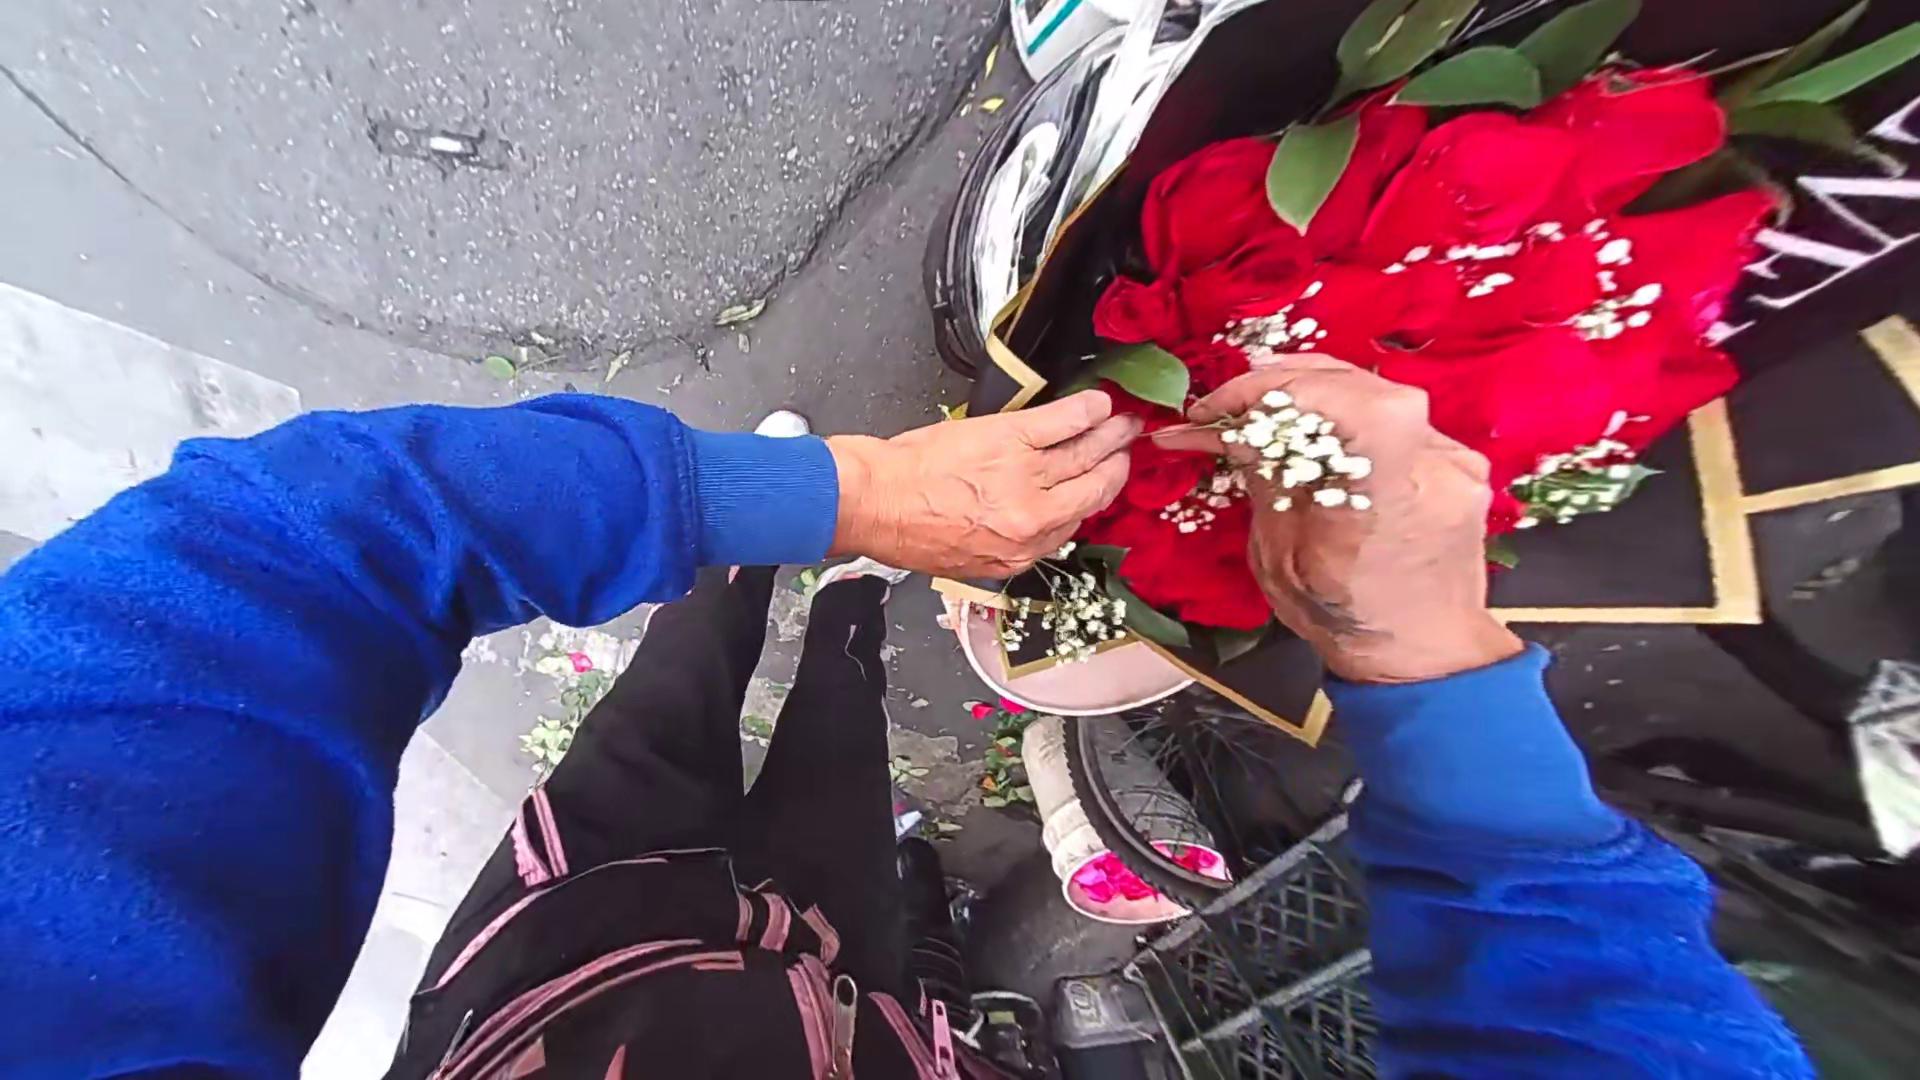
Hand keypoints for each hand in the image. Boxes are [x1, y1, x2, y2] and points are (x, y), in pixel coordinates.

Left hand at [826, 390, 1139, 577]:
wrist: (877, 502)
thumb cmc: (910, 531)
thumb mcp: (966, 560)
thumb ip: (1010, 548)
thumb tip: (1037, 528)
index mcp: (1020, 552)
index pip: (1073, 525)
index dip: (1089, 501)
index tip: (1098, 485)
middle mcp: (1032, 518)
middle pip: (1092, 490)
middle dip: (1116, 467)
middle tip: (1126, 450)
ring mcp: (1024, 476)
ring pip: (1084, 454)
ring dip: (1111, 436)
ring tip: (1126, 424)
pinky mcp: (1009, 439)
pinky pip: (1061, 423)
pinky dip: (1085, 411)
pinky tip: (1100, 404)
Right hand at [1162, 356, 1521, 683]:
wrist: (1422, 645)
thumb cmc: (1341, 616)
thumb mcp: (1279, 559)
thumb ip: (1266, 487)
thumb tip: (1234, 431)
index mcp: (1388, 508)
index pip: (1357, 411)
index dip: (1279, 392)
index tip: (1218, 411)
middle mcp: (1434, 470)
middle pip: (1358, 387)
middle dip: (1274, 385)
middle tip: (1219, 404)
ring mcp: (1451, 457)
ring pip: (1371, 388)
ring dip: (1300, 385)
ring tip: (1248, 401)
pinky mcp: (1448, 455)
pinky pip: (1382, 409)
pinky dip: (1328, 402)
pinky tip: (1294, 417)